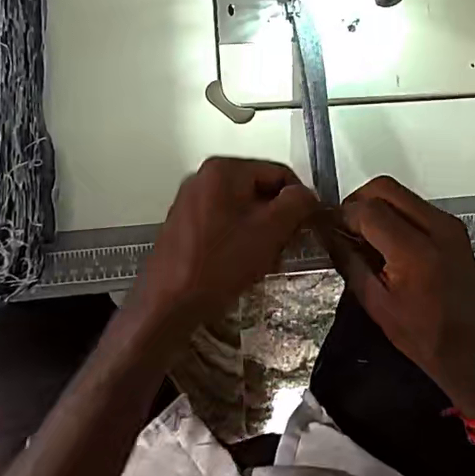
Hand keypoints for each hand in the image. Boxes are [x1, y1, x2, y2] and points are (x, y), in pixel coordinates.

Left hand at [131, 158, 319, 348]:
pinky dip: (240, 238)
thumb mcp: (270, 230)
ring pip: (242, 208)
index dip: (299, 199)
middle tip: (286, 246)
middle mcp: (203, 178)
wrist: (167, 306)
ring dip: (261, 231)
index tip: (307, 226)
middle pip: (259, 190)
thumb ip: (297, 203)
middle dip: (277, 217)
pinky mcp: (183, 226)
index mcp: (223, 169)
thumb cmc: (220, 264)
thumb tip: (307, 195)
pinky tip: (243, 264)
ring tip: (265, 259)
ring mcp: (190, 202)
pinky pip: (223, 223)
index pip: (278, 173)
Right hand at [331, 177, 474, 416]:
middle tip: (343, 226)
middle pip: (385, 188)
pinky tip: (385, 239)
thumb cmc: (423, 336)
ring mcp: (449, 224)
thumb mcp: (376, 303)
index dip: (342, 215)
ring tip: (362, 234)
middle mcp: (437, 227)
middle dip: (357, 202)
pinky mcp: (455, 227)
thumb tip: (327, 233)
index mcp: (415, 251)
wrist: (473, 350)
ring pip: (401, 193)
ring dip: (376, 205)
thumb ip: (349, 261)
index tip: (327, 227)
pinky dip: (395, 212)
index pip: (368, 210)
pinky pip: (416, 205)